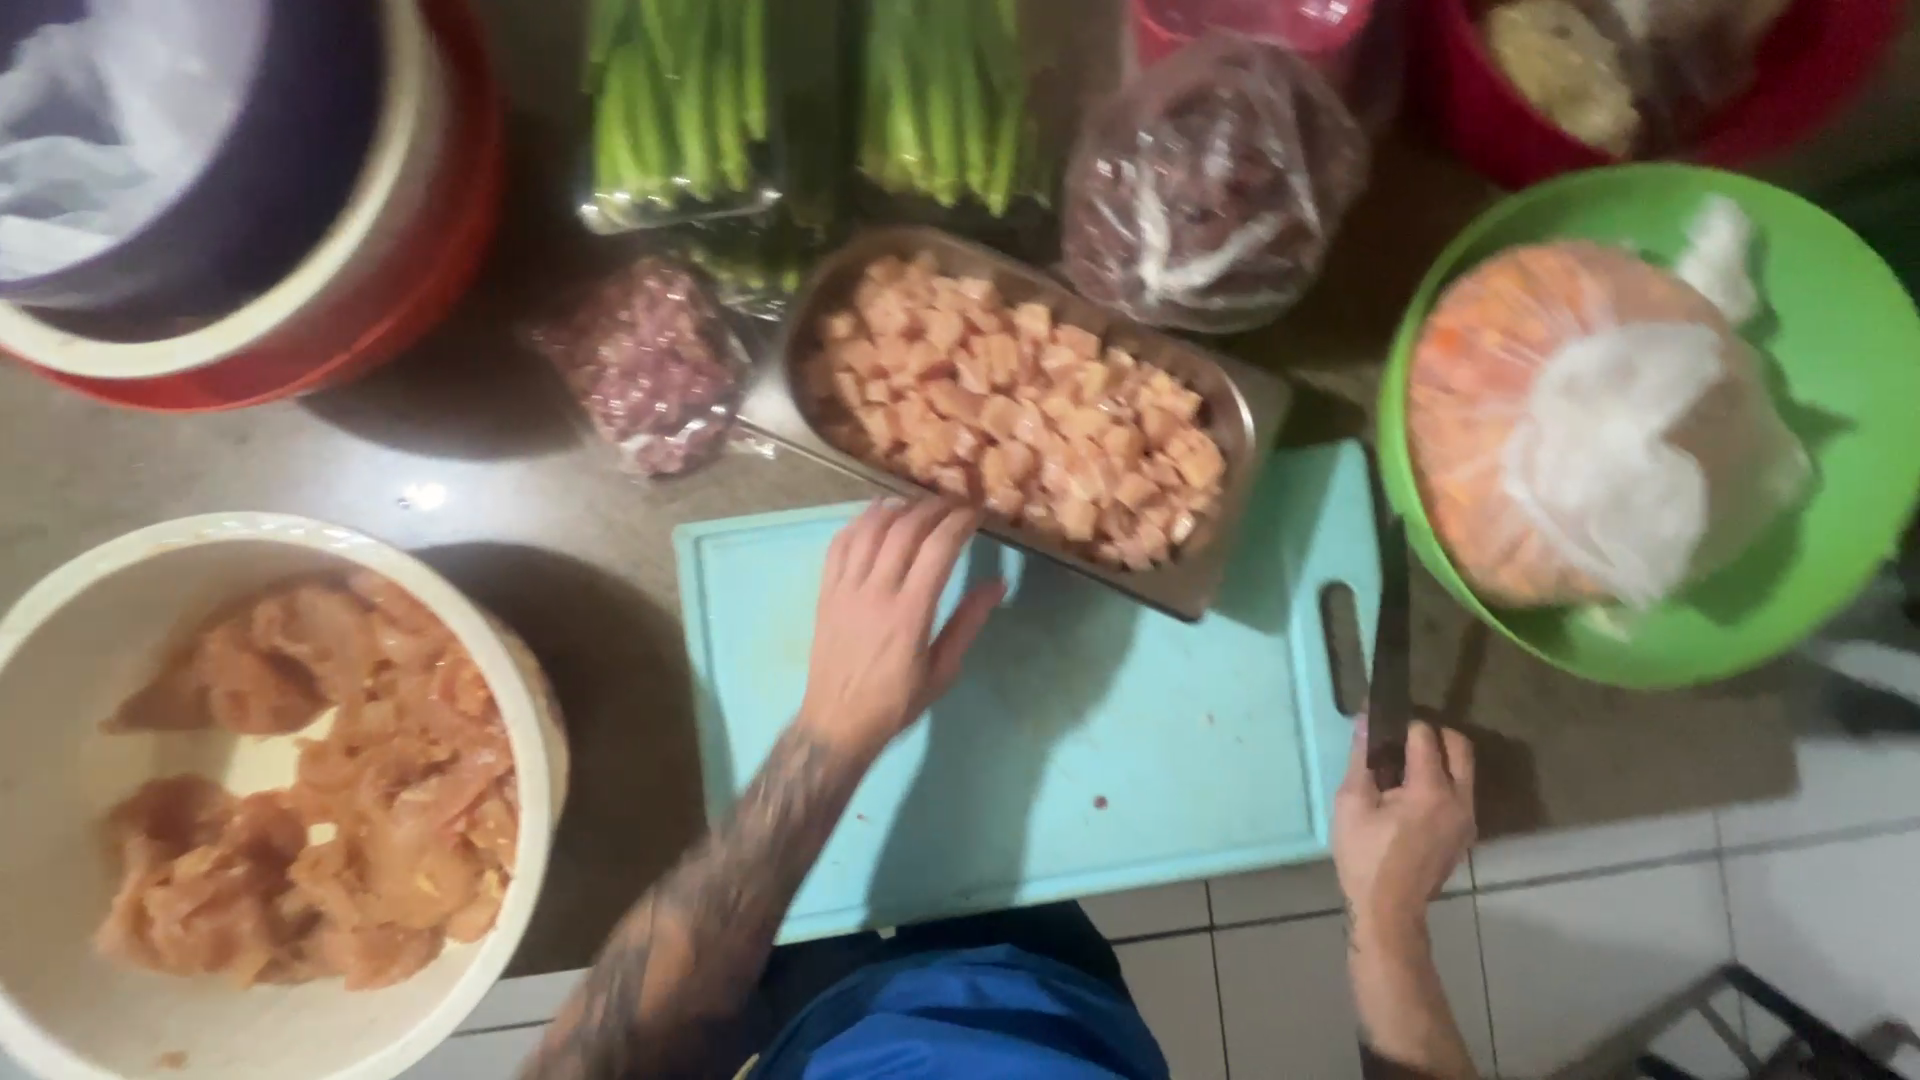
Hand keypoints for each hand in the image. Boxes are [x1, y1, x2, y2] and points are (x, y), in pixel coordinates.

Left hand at [798, 497, 1005, 759]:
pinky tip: (875, 516)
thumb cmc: (896, 702)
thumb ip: (968, 622)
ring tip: (917, 503)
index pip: (938, 549)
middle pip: (904, 530)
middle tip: (952, 505)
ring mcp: (845, 589)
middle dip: (932, 508)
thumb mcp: (943, 670)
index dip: (959, 523)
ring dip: (895, 508)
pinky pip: (838, 545)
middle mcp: (875, 592)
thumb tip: (997, 583)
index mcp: (909, 613)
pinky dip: (858, 522)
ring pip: (868, 529)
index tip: (975, 514)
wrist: (837, 723)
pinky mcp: (825, 592)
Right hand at [1333, 719, 1475, 946]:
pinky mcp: (1466, 832)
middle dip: (1431, 734)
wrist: (1389, 907)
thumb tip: (1366, 721)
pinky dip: (1441, 780)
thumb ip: (1362, 759)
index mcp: (1431, 791)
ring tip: (1399, 768)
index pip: (1425, 736)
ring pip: (1463, 769)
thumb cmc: (1364, 853)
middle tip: (1397, 741)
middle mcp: (1460, 800)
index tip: (1379, 726)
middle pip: (1459, 746)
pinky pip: (1460, 791)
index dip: (1400, 725)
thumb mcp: (1351, 802)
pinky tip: (1409, 795)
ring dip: (1438, 757)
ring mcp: (1468, 819)